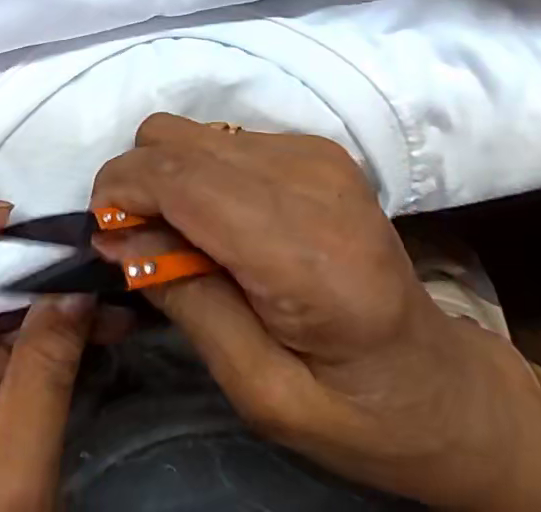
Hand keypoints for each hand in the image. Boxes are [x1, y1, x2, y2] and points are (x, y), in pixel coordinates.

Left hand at [0, 201, 95, 511]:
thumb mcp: (8, 470)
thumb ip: (42, 370)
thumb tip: (76, 286)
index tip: (3, 215)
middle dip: (12, 263)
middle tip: (71, 245)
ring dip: (46, 293)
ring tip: (101, 280)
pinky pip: (17, 340)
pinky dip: (59, 327)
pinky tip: (105, 321)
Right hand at [90, 114, 540, 510]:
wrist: (440, 381)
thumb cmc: (355, 409)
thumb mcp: (259, 391)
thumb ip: (186, 301)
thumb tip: (114, 236)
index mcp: (307, 254)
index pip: (185, 180)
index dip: (123, 192)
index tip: (100, 233)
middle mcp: (313, 180)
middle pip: (178, 139)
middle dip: (136, 183)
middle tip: (139, 246)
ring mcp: (318, 154)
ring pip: (193, 131)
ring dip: (167, 178)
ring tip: (182, 242)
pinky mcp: (317, 148)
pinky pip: (222, 138)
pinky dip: (200, 174)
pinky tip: (219, 224)